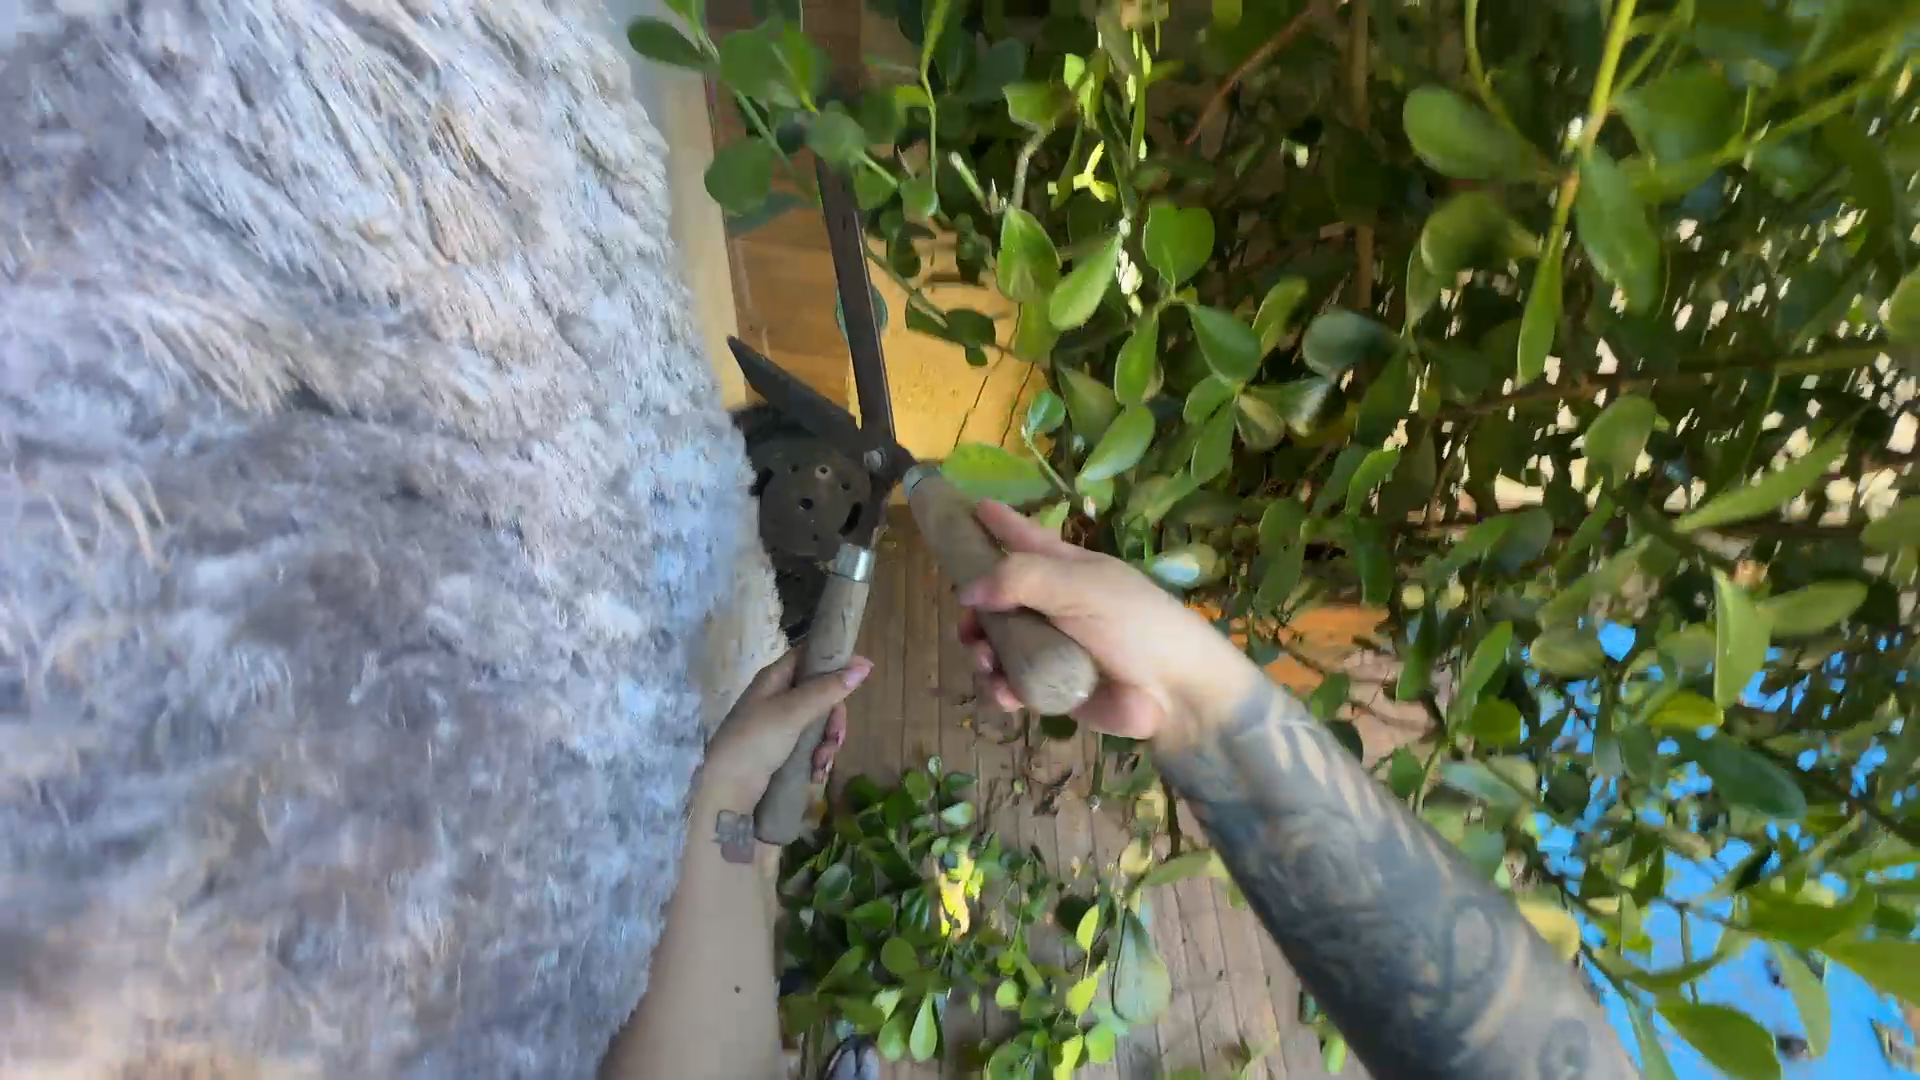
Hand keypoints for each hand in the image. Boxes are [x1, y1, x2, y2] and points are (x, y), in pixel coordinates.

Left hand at [699, 648, 872, 810]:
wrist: (725, 790)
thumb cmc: (756, 740)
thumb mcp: (794, 711)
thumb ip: (828, 689)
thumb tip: (864, 666)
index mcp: (776, 678)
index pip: (811, 656)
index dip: (837, 660)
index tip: (865, 670)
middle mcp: (779, 696)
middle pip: (822, 693)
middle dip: (834, 718)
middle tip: (836, 737)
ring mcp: (781, 724)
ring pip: (820, 722)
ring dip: (827, 743)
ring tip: (821, 763)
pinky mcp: (783, 749)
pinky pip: (811, 744)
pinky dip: (817, 757)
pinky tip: (815, 773)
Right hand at [955, 500, 1257, 741]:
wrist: (1174, 693)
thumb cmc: (1134, 624)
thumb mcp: (1079, 587)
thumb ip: (1019, 579)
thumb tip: (966, 591)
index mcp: (1064, 568)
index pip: (1024, 537)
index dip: (997, 523)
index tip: (967, 508)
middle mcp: (1051, 604)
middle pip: (994, 598)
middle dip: (974, 611)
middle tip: (970, 627)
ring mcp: (1047, 647)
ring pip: (994, 643)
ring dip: (982, 652)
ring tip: (988, 662)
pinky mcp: (1047, 685)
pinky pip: (1007, 683)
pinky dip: (997, 687)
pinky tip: (1003, 692)